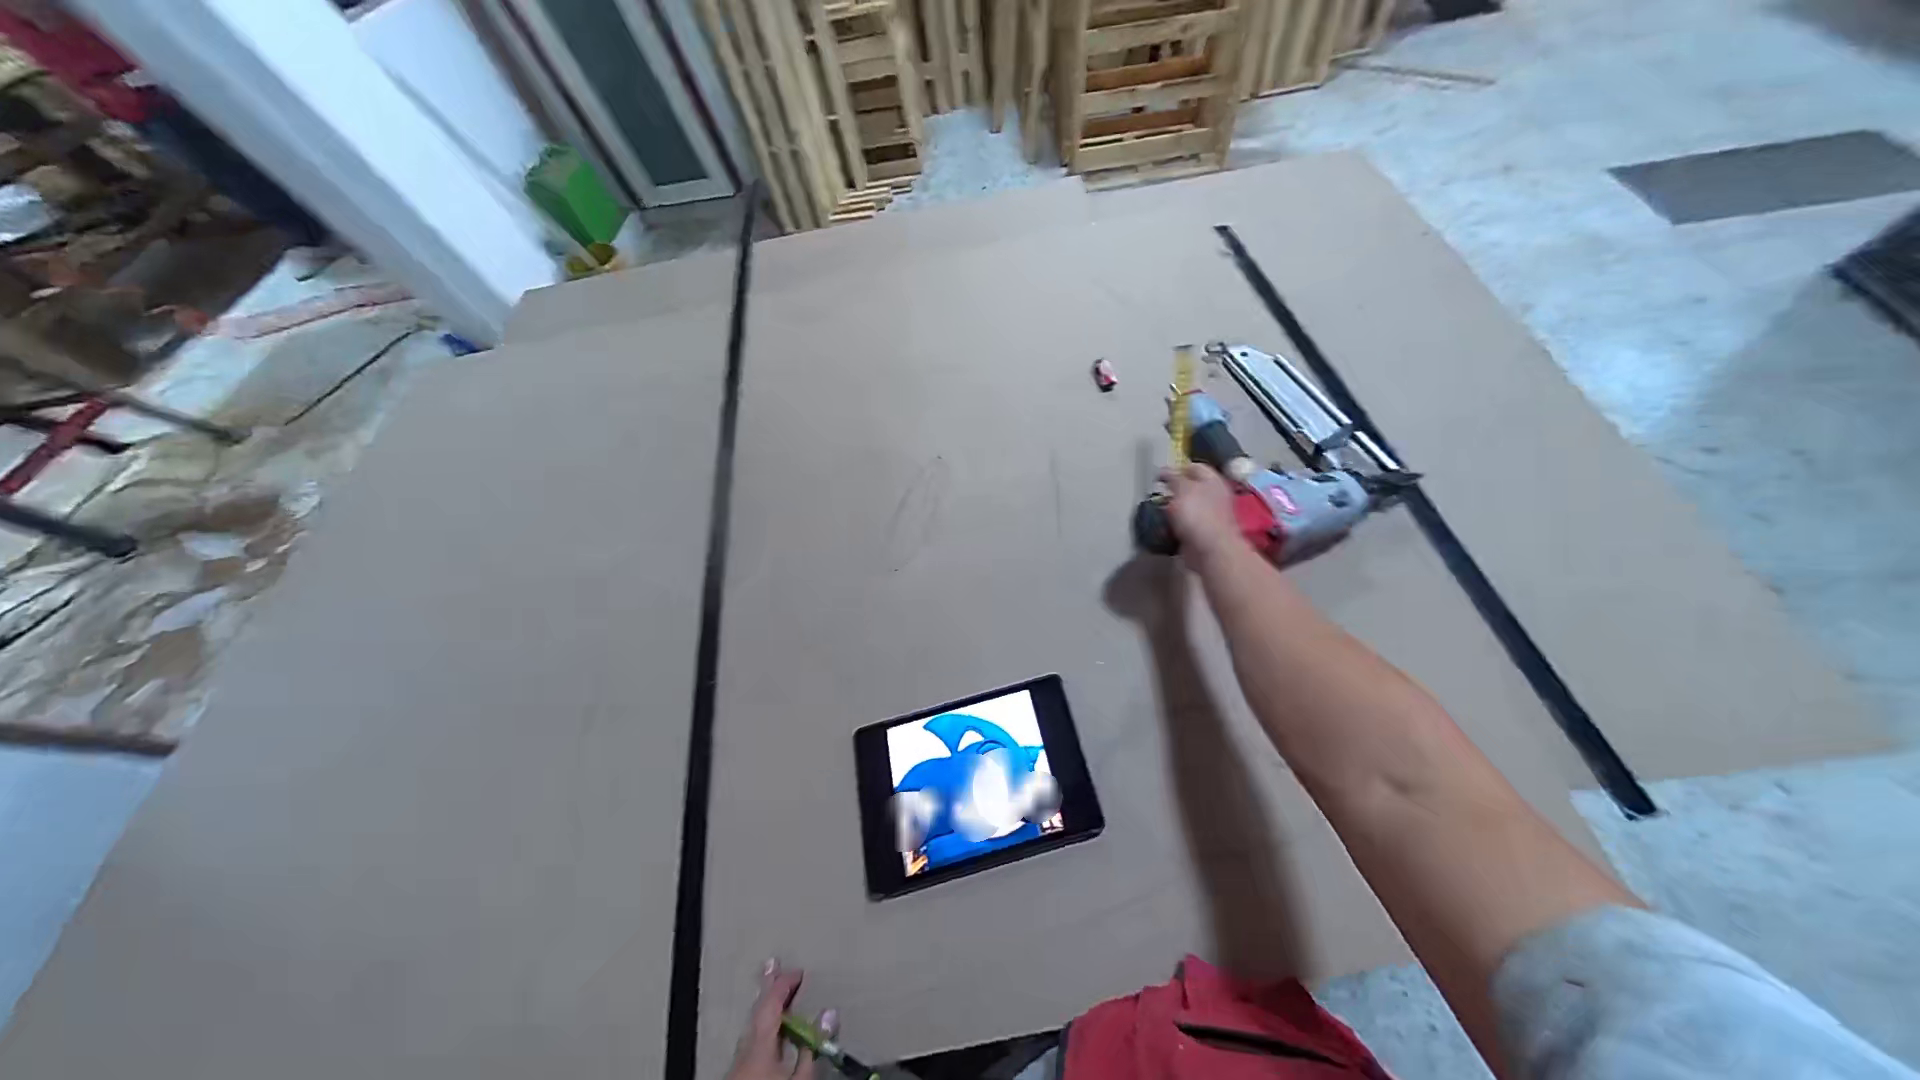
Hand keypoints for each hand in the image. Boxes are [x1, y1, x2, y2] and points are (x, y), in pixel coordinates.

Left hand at [724, 959, 835, 1079]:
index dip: (784, 985)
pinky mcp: (738, 1076)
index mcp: (760, 1044)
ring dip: (765, 1008)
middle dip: (769, 989)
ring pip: (752, 1026)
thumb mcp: (801, 1078)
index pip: (771, 1004)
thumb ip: (814, 1047)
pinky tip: (769, 1031)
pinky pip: (751, 1040)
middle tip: (774, 966)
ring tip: (775, 993)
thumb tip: (829, 1012)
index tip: (799, 972)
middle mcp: (745, 1050)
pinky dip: (762, 1026)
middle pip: (757, 1012)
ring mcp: (738, 1065)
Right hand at [1159, 463, 1245, 566]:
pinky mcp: (1201, 533)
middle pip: (1190, 488)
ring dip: (1172, 509)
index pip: (1194, 467)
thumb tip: (1164, 471)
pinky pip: (1184, 525)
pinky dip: (1174, 525)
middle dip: (1173, 490)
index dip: (1177, 469)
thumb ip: (1173, 477)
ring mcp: (1209, 516)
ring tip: (1158, 511)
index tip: (1160, 476)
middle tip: (1158, 493)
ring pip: (1186, 507)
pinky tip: (1164, 526)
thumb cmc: (1198, 514)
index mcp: (1213, 480)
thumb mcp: (1182, 488)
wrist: (1210, 550)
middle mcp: (1214, 496)